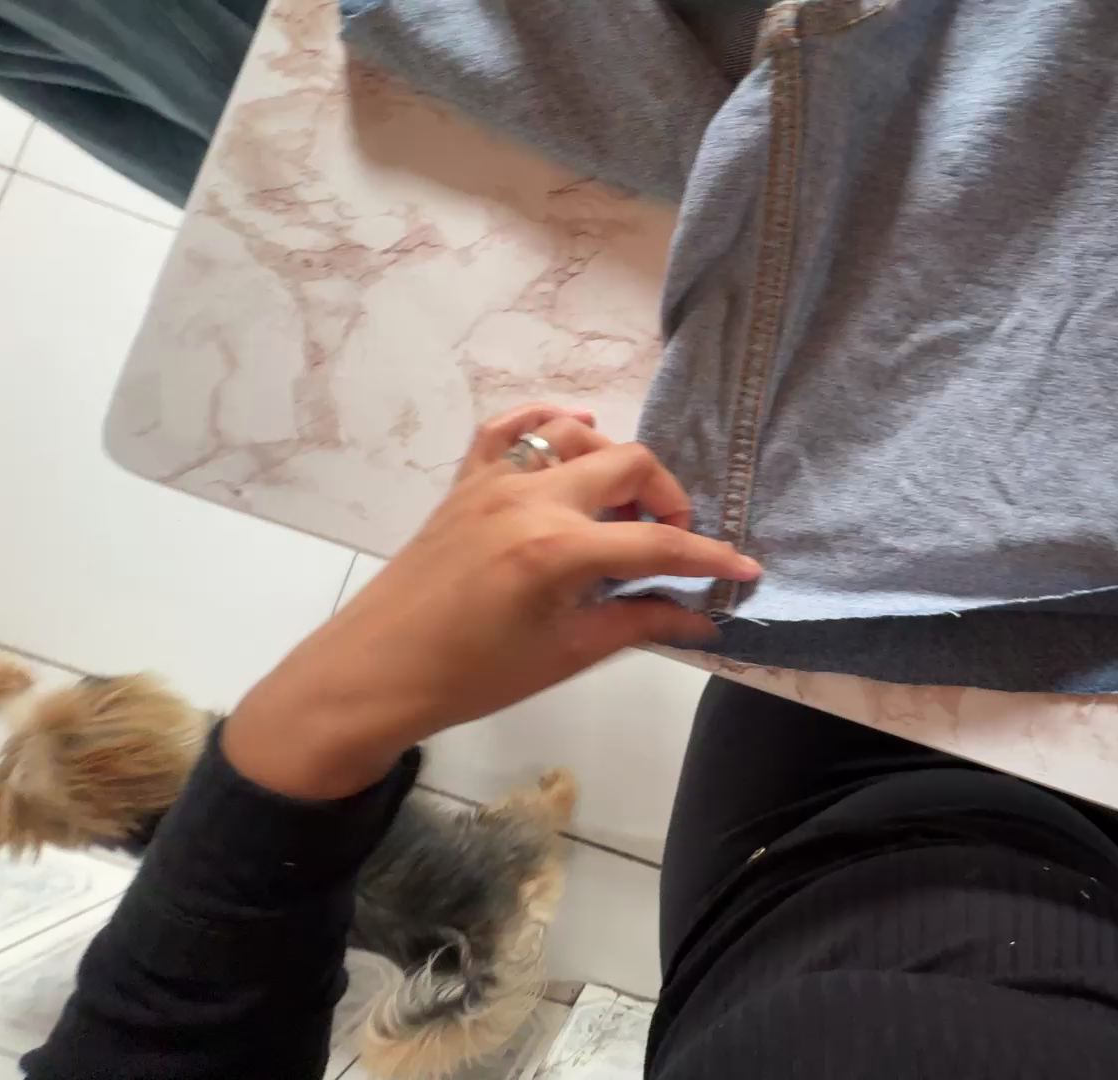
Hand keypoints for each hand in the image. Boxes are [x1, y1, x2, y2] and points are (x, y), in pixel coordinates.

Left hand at [224, 404, 760, 798]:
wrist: (371, 676)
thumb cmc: (474, 676)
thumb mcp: (570, 653)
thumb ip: (643, 621)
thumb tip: (702, 616)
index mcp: (559, 549)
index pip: (658, 544)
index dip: (711, 557)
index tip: (746, 569)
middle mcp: (531, 498)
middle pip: (629, 463)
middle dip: (668, 500)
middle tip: (669, 542)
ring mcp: (493, 480)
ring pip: (577, 432)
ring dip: (614, 462)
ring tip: (619, 507)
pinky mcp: (466, 481)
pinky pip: (511, 427)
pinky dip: (549, 422)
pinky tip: (573, 434)